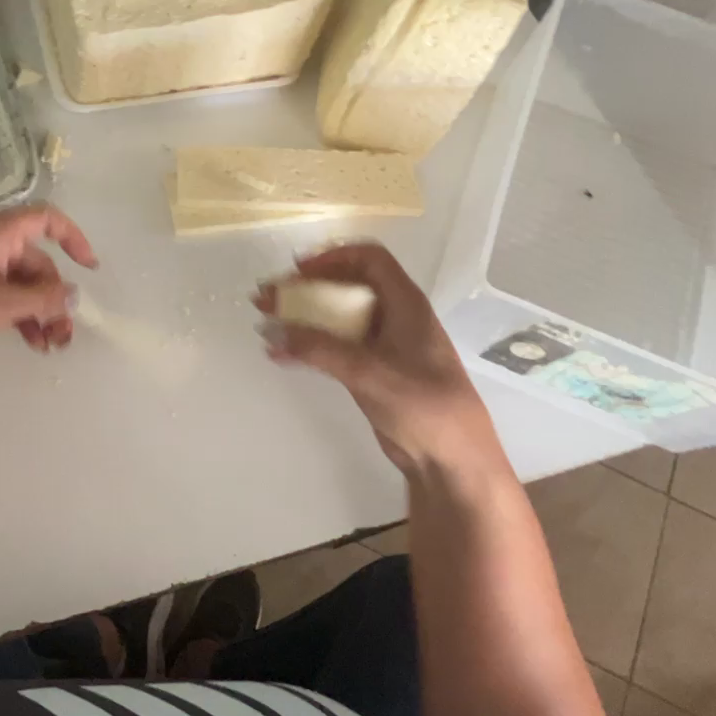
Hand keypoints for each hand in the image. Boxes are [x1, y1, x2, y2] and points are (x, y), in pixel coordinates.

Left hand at [0, 204, 98, 365]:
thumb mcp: (3, 305)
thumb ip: (43, 299)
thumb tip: (75, 297)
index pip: (46, 219)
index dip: (73, 238)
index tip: (89, 268)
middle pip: (39, 263)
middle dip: (56, 298)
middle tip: (65, 334)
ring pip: (25, 285)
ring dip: (41, 313)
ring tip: (52, 347)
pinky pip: (8, 297)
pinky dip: (23, 317)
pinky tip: (34, 344)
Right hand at [257, 243, 502, 474]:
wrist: (450, 457)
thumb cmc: (422, 405)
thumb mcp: (368, 372)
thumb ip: (319, 349)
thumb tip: (271, 332)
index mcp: (405, 305)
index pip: (369, 260)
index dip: (332, 258)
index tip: (296, 271)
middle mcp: (393, 318)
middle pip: (346, 287)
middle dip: (304, 289)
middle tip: (266, 299)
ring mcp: (382, 346)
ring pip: (336, 318)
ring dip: (301, 317)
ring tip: (265, 322)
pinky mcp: (371, 371)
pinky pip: (334, 347)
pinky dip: (307, 345)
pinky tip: (281, 353)